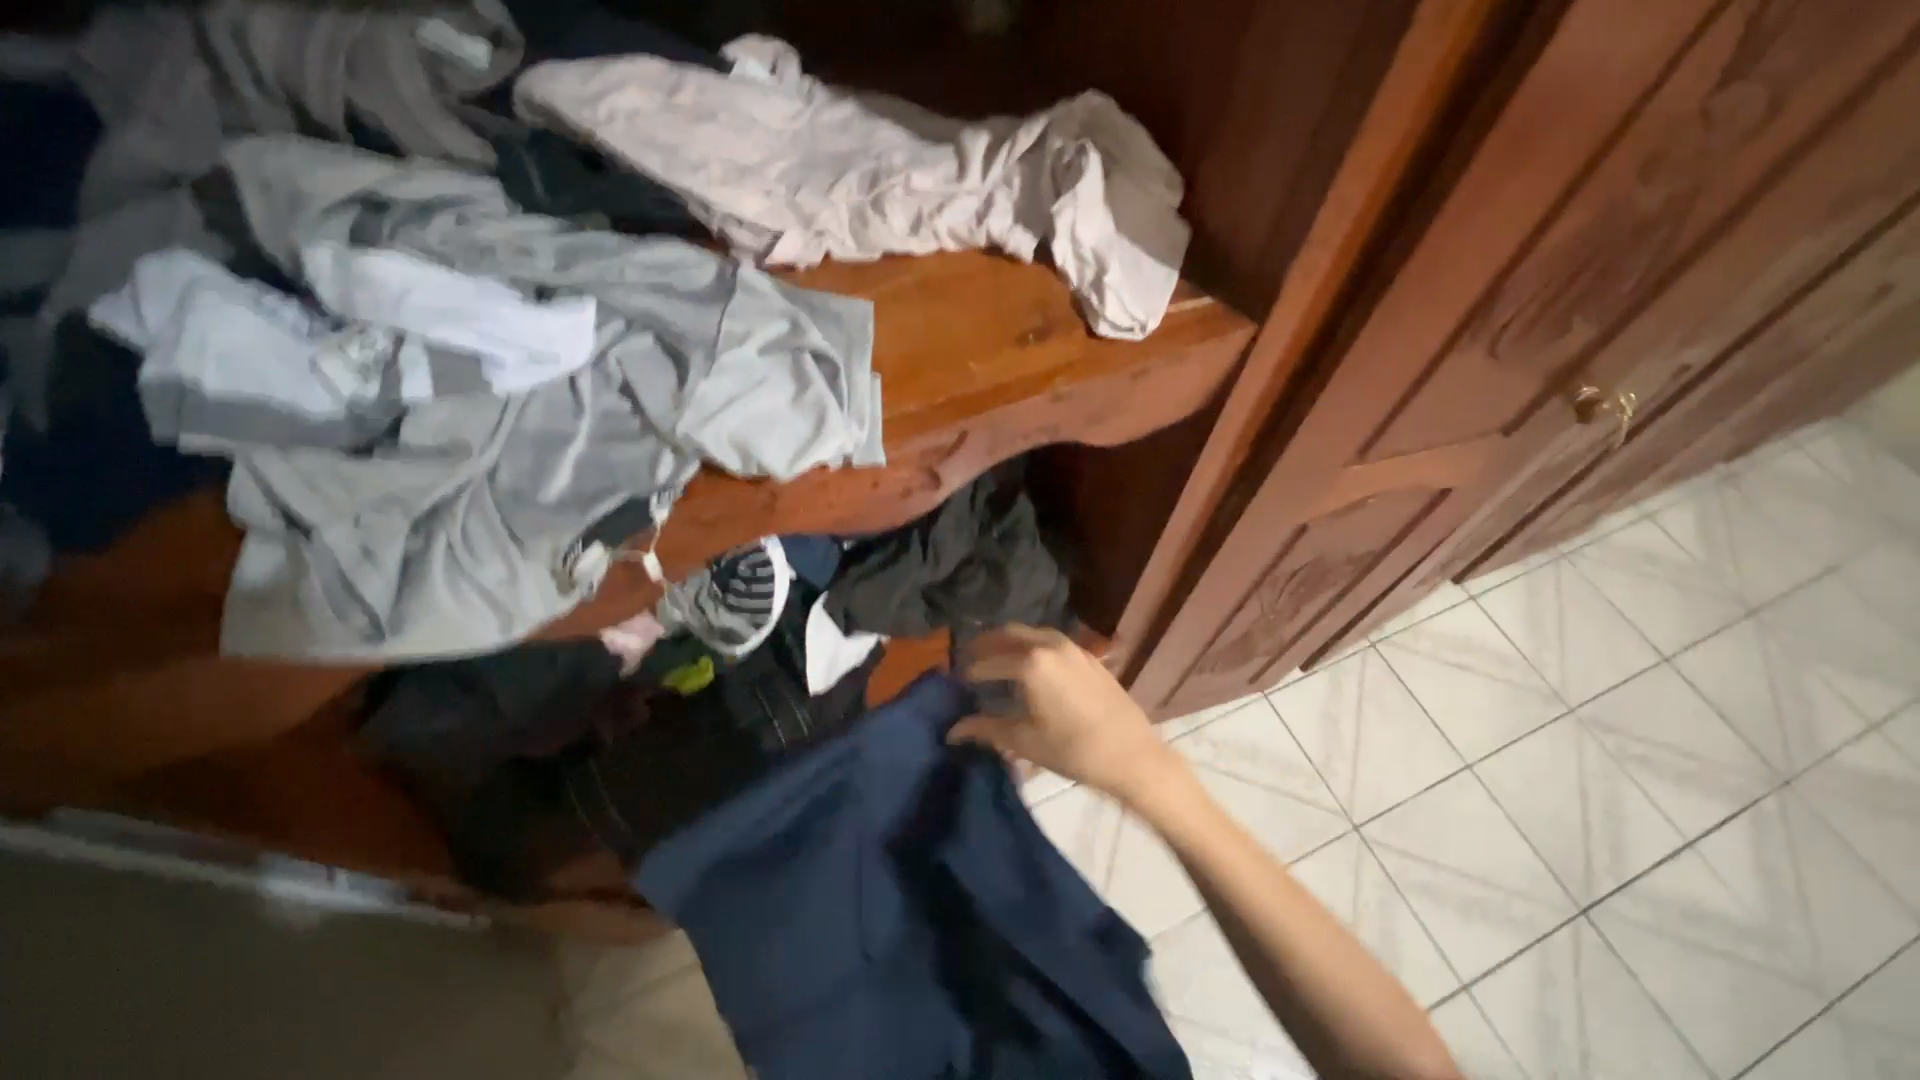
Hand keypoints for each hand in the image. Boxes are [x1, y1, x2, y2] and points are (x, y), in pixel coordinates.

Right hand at [948, 625, 1184, 804]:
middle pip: (1009, 634)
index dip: (969, 672)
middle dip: (986, 644)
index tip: (955, 681)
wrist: (1132, 755)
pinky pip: (1053, 642)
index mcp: (1031, 663)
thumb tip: (952, 731)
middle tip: (969, 658)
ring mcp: (1074, 648)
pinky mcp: (1091, 658)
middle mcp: (1050, 645)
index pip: (988, 662)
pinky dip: (1034, 647)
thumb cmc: (1073, 750)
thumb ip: (986, 729)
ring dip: (1011, 642)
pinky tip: (1033, 668)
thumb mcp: (1025, 741)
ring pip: (1033, 634)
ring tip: (997, 660)